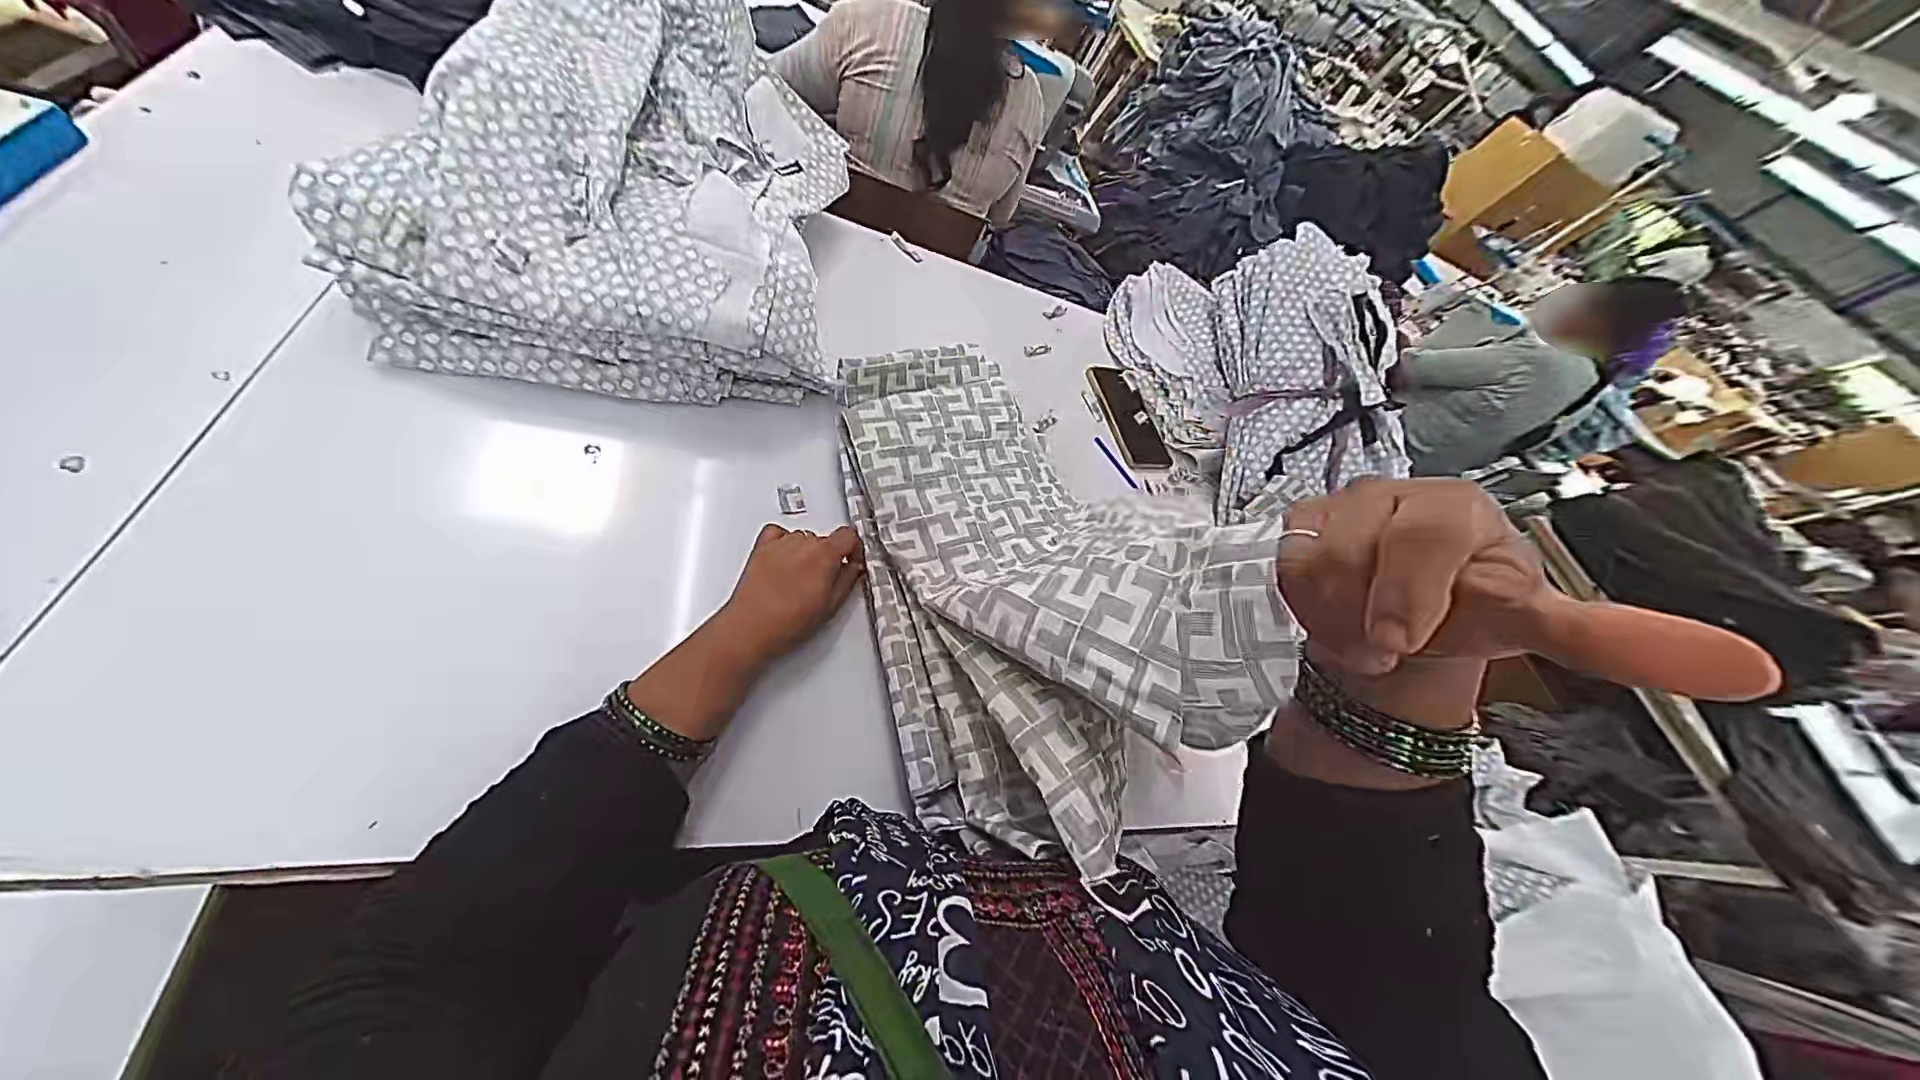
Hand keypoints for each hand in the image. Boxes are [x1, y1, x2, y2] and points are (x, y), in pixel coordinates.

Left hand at [625, 523, 865, 743]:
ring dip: (806, 552)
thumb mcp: (831, 606)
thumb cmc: (786, 623)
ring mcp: (780, 544)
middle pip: (825, 539)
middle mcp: (802, 543)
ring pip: (803, 537)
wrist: (751, 629)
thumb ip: (848, 580)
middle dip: (829, 556)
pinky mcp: (761, 549)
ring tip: (802, 578)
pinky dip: (783, 541)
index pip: (849, 536)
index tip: (851, 560)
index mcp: (824, 555)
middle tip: (826, 580)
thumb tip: (854, 569)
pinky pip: (777, 533)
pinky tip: (786, 559)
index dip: (854, 548)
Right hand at [1278, 477, 1779, 702]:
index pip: (1431, 535)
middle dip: (1362, 615)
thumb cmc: (1458, 613)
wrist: (1392, 618)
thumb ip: (1616, 641)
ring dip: (1331, 615)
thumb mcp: (1530, 626)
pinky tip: (1326, 610)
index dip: (1408, 594)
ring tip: (1355, 631)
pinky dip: (1300, 602)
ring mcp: (1338, 506)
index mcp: (1459, 508)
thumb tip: (1749, 671)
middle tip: (1377, 646)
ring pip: (1313, 560)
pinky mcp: (1296, 524)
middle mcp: (1396, 495)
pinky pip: (1281, 564)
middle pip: (1357, 549)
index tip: (1391, 645)